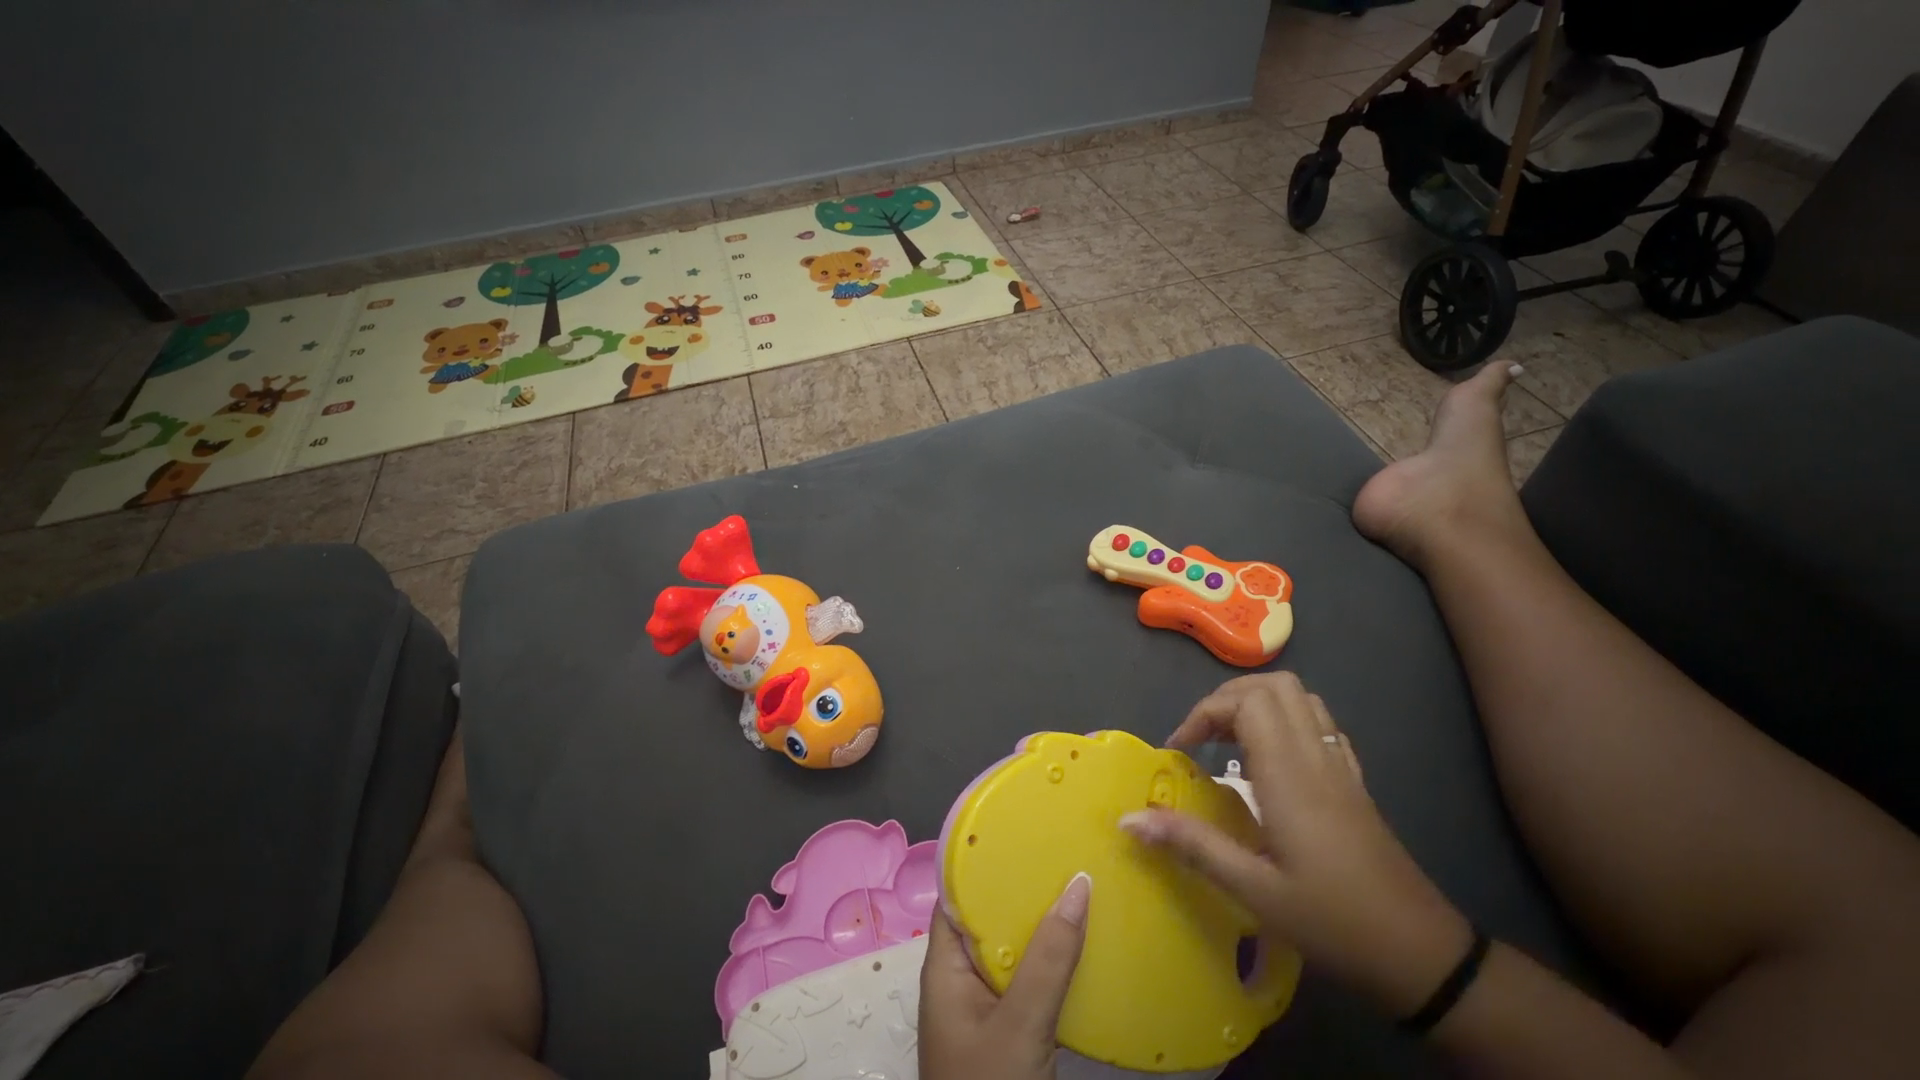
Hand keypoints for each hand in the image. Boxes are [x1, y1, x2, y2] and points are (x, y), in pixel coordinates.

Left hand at [918, 873, 1090, 1079]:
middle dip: (1025, 894)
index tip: (1025, 839)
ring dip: (1044, 929)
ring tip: (1085, 893)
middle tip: (1069, 859)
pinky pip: (1029, 983)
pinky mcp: (1006, 1031)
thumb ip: (1048, 959)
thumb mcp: (1021, 1021)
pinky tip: (1084, 952)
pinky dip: (1052, 965)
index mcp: (945, 967)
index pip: (959, 898)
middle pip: (990, 923)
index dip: (987, 866)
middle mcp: (960, 980)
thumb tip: (1078, 883)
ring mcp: (983, 1007)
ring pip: (1014, 954)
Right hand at [1121, 673, 1471, 1015]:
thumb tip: (1129, 819)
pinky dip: (1288, 723)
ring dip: (1258, 706)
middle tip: (1201, 740)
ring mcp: (1341, 768)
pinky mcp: (1355, 784)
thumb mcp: (1253, 891)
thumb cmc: (1332, 920)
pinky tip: (1271, 762)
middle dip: (1228, 699)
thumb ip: (1192, 846)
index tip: (1179, 751)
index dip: (1205, 712)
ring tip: (1228, 745)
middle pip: (1275, 687)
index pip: (1247, 702)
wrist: (1418, 950)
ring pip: (1302, 700)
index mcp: (1290, 776)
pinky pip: (1322, 726)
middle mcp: (1317, 758)